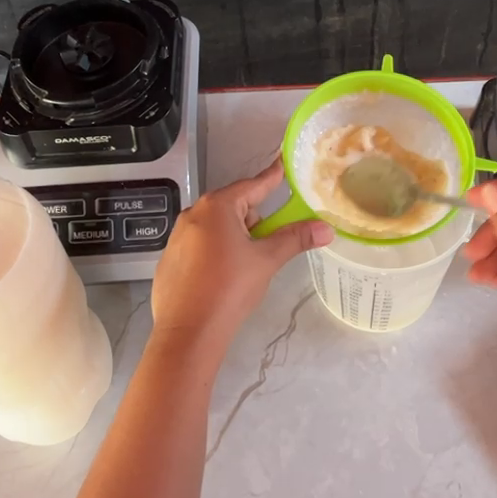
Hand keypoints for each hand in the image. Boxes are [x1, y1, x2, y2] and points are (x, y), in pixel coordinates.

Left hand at [150, 160, 332, 358]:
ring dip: (233, 237)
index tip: (281, 164)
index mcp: (218, 206)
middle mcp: (193, 213)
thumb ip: (295, 239)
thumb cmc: (229, 288)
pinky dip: (213, 253)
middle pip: (234, 207)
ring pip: (216, 227)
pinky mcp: (170, 258)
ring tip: (241, 269)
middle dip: (252, 222)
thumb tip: (326, 228)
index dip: (271, 178)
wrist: (188, 333)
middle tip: (263, 248)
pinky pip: (199, 245)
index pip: (253, 185)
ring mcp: (177, 236)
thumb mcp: (266, 261)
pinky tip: (219, 279)